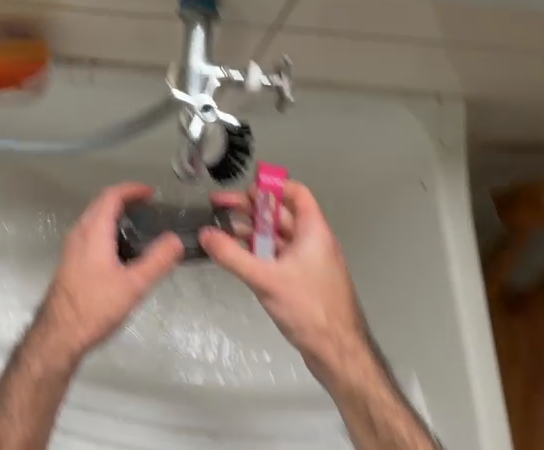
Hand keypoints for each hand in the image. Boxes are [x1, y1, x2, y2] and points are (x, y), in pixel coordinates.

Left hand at [31, 182, 182, 359]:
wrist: (60, 332)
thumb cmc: (96, 305)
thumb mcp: (133, 286)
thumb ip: (157, 261)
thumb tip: (176, 240)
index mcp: (93, 231)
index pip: (111, 196)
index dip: (131, 189)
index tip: (151, 192)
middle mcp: (80, 232)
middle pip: (101, 203)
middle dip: (124, 199)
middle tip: (148, 206)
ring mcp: (73, 246)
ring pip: (94, 218)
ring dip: (115, 213)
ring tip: (139, 224)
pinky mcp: (71, 260)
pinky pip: (91, 232)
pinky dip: (107, 228)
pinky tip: (121, 248)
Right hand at [200, 181, 374, 389]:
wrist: (339, 355)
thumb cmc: (309, 309)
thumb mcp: (265, 279)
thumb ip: (232, 256)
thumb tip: (205, 234)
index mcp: (313, 232)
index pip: (296, 193)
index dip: (270, 187)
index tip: (243, 192)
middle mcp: (313, 242)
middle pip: (280, 214)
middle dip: (250, 209)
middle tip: (219, 208)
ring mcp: (309, 264)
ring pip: (277, 237)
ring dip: (251, 232)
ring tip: (221, 232)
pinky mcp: (303, 282)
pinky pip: (278, 257)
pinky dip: (258, 252)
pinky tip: (238, 257)